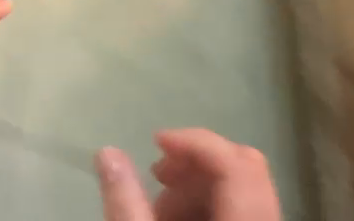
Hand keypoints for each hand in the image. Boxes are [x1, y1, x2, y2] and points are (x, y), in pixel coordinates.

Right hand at [95, 130, 280, 220]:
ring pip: (243, 190)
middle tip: (157, 175)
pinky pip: (242, 209)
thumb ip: (124, 200)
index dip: (196, 141)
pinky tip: (175, 219)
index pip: (238, 164)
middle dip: (195, 162)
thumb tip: (107, 150)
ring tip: (158, 207)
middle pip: (246, 169)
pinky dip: (207, 204)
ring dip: (197, 185)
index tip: (155, 141)